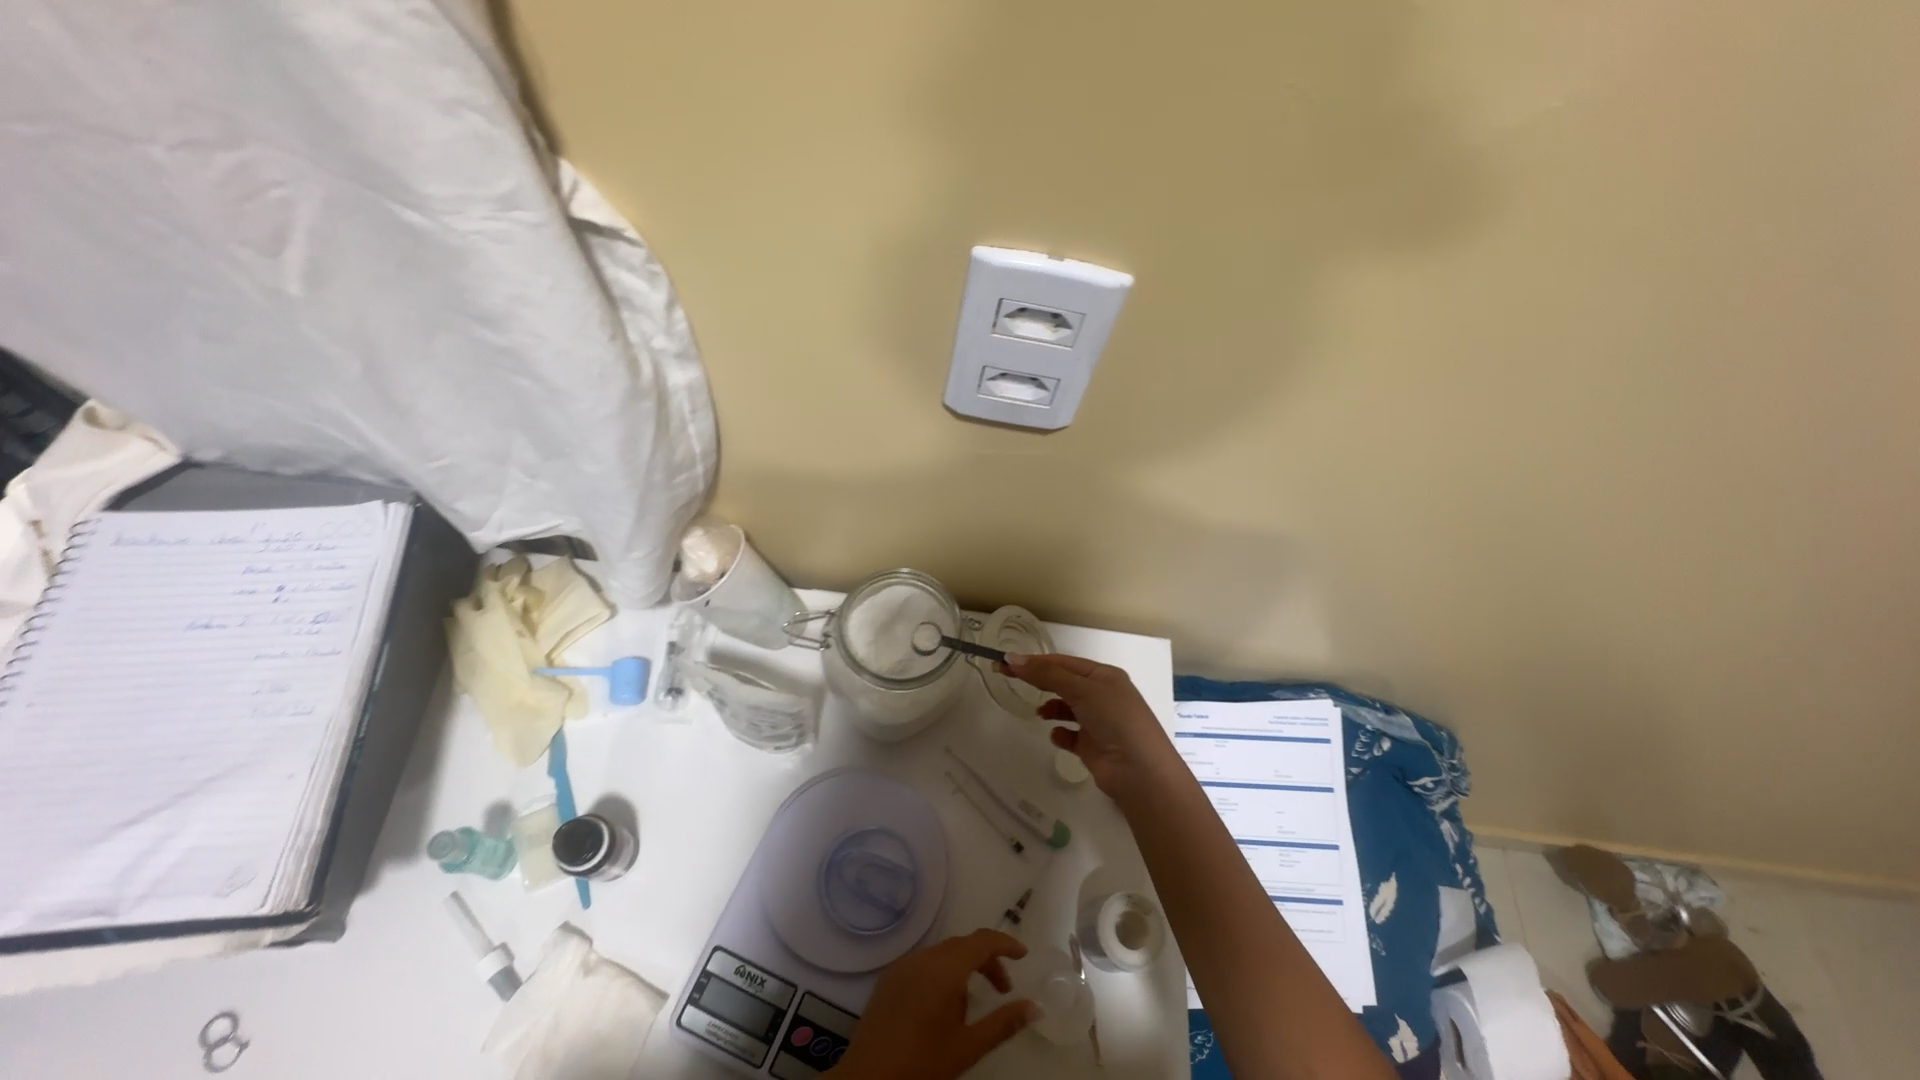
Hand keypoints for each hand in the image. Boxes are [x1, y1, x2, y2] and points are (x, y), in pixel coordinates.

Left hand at [830, 929, 1036, 1079]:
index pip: (982, 941)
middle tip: (1004, 989)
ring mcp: (902, 966)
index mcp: (944, 969)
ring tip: (971, 1006)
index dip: (1005, 944)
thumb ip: (1004, 1023)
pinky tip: (942, 1007)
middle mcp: (922, 958)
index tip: (1023, 956)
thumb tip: (1035, 1008)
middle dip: (987, 961)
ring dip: (964, 968)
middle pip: (962, 945)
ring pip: (942, 954)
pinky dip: (941, 974)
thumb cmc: (922, 1063)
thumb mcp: (968, 1046)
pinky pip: (923, 964)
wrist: (867, 1079)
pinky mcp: (888, 979)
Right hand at [1000, 652, 1179, 800]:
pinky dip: (1060, 733)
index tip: (1006, 663)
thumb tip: (1013, 658)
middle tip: (1008, 679)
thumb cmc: (1114, 719)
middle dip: (1039, 681)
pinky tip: (1058, 736)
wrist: (1138, 769)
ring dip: (1051, 708)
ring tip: (1040, 714)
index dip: (1035, 662)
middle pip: (1063, 683)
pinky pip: (1069, 734)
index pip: (1064, 663)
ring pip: (1066, 708)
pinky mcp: (1092, 745)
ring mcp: (1097, 722)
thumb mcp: (1081, 689)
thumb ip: (1047, 675)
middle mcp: (1102, 696)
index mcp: (1104, 676)